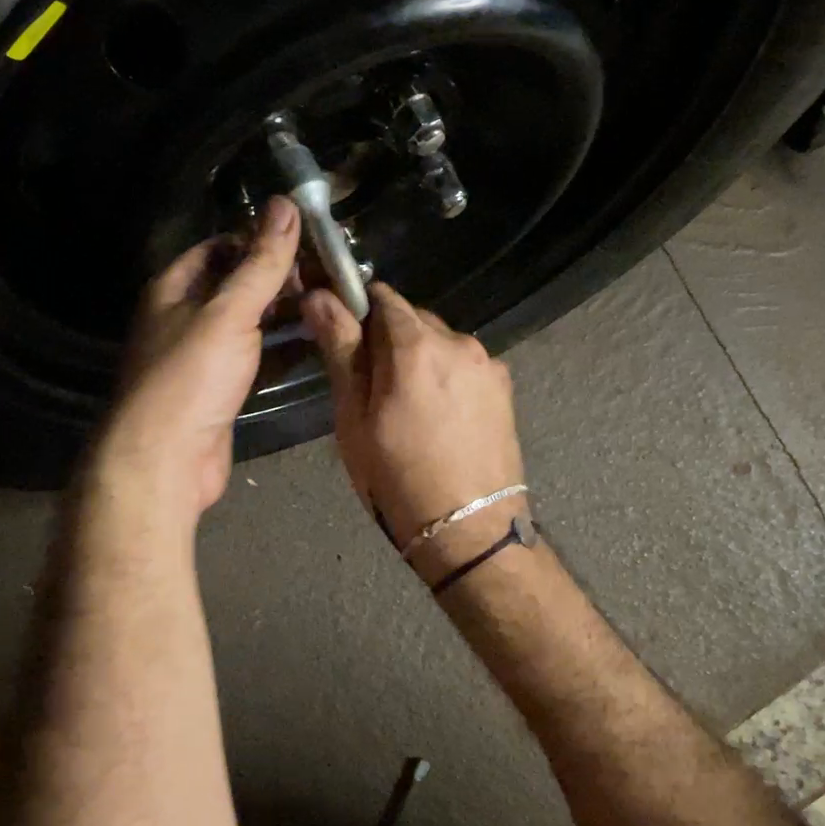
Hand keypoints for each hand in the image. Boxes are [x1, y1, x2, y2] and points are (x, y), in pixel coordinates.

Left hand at [90, 197, 301, 520]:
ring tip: (335, 302)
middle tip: (331, 274)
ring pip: (251, 323)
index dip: (261, 239)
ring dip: (287, 314)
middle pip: (238, 284)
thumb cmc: (191, 377)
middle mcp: (185, 317)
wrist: (166, 460)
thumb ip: (260, 263)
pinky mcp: (221, 389)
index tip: (308, 240)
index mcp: (174, 288)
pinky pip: (257, 357)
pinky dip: (284, 348)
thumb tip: (285, 204)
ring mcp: (203, 356)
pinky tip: (319, 341)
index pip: (221, 247)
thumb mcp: (229, 312)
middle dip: (281, 278)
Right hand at [303, 282, 528, 581]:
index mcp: (415, 345)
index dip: (358, 312)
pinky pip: (465, 365)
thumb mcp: (354, 418)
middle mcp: (458, 341)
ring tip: (410, 409)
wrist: (469, 529)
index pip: (381, 297)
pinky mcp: (505, 388)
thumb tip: (319, 296)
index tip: (346, 342)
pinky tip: (441, 418)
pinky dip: (448, 377)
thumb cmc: (397, 478)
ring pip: (441, 342)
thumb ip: (341, 350)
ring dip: (421, 359)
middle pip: (413, 318)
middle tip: (374, 389)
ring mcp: (488, 364)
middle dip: (390, 340)